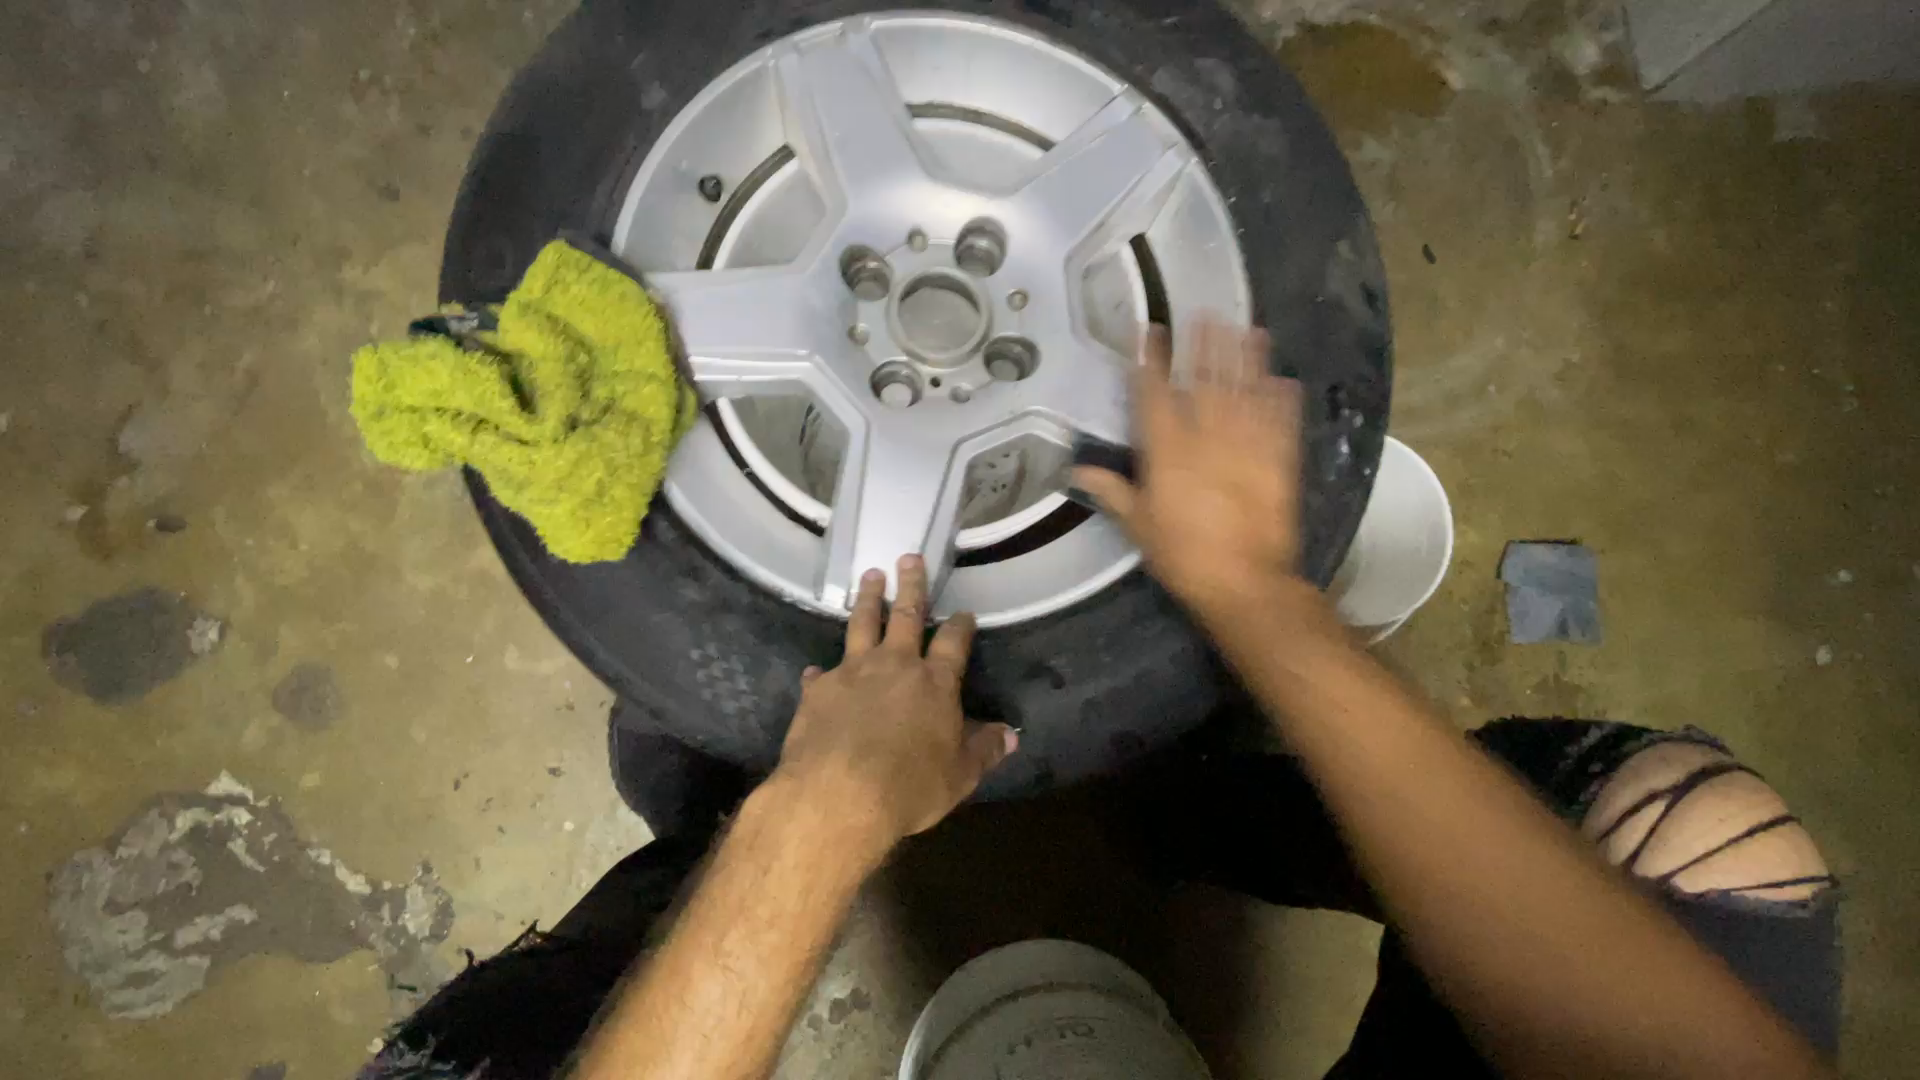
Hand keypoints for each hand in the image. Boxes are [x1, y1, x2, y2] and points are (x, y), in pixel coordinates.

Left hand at [774, 554, 1017, 842]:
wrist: (839, 794)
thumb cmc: (910, 787)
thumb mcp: (959, 775)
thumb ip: (983, 749)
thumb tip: (1011, 734)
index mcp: (935, 682)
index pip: (953, 642)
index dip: (960, 626)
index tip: (964, 613)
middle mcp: (895, 666)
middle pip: (905, 615)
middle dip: (911, 585)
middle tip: (909, 557)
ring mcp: (853, 673)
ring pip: (861, 624)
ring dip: (867, 598)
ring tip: (870, 576)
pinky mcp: (819, 690)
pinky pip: (822, 673)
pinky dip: (823, 671)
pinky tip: (818, 670)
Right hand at [1073, 319, 1317, 627]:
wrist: (1245, 582)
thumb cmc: (1183, 556)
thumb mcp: (1139, 526)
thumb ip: (1113, 492)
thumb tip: (1077, 470)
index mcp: (1168, 452)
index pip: (1156, 395)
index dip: (1153, 360)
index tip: (1152, 330)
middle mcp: (1208, 438)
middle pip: (1206, 381)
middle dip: (1205, 345)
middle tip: (1206, 312)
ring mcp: (1248, 446)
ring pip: (1246, 392)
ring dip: (1246, 359)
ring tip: (1247, 329)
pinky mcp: (1280, 462)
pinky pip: (1281, 422)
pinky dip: (1282, 399)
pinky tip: (1283, 379)